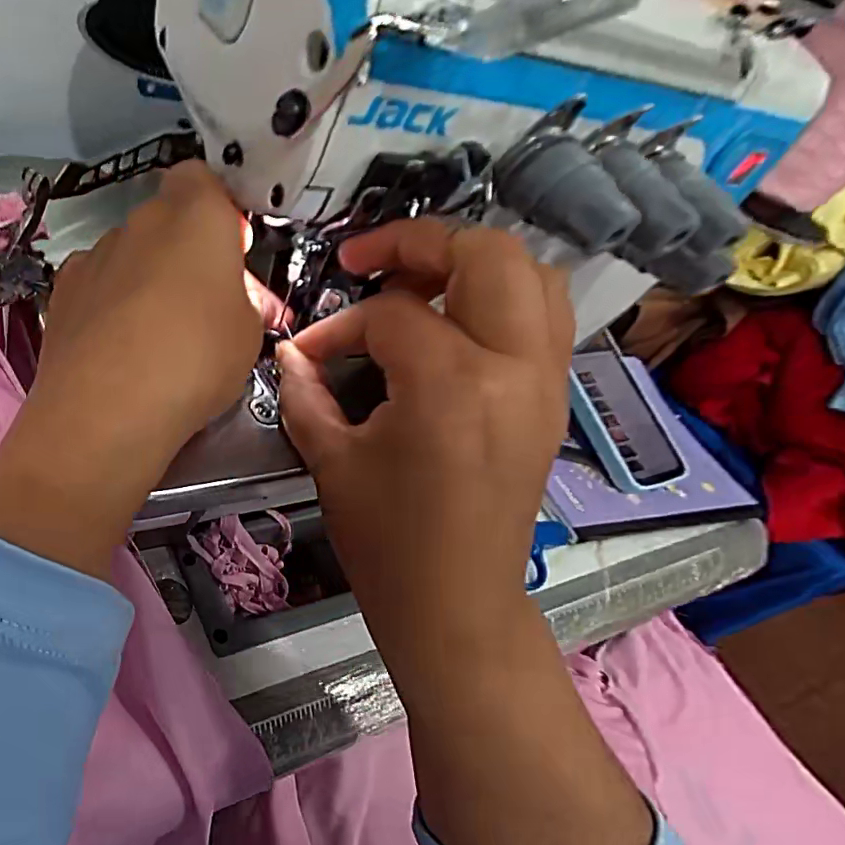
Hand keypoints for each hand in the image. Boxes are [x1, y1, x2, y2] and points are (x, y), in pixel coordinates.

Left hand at [0, 162, 268, 576]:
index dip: (217, 212)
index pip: (203, 179)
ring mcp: (92, 257)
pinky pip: (94, 288)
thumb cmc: (194, 361)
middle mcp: (138, 223)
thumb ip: (244, 300)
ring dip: (141, 282)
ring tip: (150, 340)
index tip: (228, 254)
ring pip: (126, 257)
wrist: (105, 410)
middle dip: (182, 255)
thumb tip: (235, 299)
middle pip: (164, 224)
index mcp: (195, 215)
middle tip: (199, 308)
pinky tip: (113, 349)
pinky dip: (105, 307)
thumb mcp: (248, 334)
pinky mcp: (59, 294)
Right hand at [280, 221, 654, 844]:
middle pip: (486, 254)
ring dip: (472, 263)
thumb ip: (306, 395)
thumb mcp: (331, 461)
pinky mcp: (553, 399)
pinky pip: (543, 317)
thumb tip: (291, 354)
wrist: (453, 601)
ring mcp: (546, 381)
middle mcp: (512, 366)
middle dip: (421, 242)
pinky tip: (454, 325)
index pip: (390, 316)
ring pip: (532, 274)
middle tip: (371, 263)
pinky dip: (501, 299)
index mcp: (448, 385)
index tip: (306, 355)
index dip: (338, 327)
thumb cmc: (385, 540)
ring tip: (419, 285)